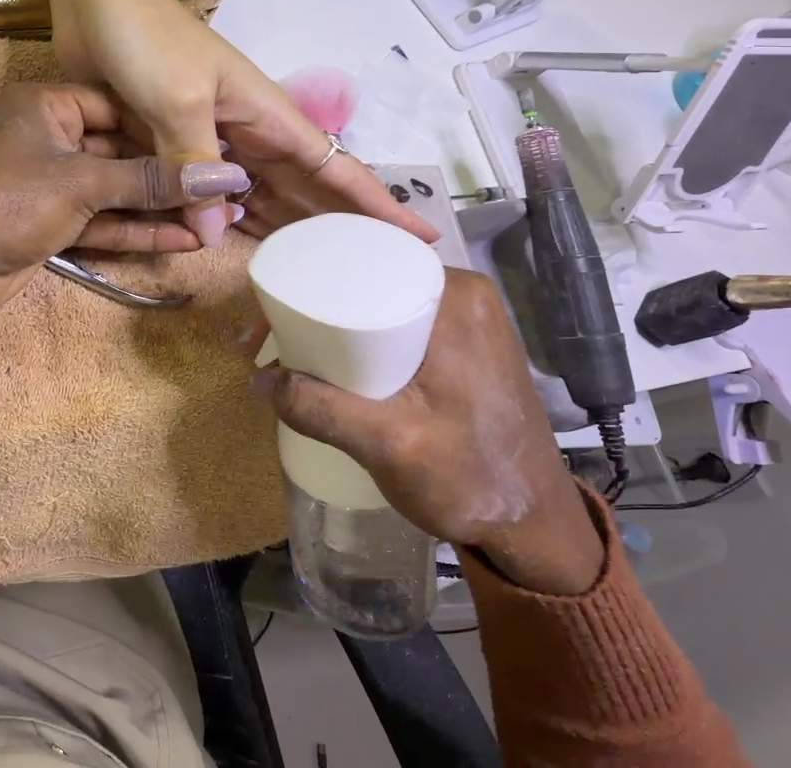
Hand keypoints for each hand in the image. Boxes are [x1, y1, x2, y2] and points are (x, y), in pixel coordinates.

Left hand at [0, 83, 245, 332]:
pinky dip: (133, 230)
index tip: (222, 145)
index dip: (171, 128)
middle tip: (230, 191)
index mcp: (47, 104)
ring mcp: (48, 183)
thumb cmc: (7, 201)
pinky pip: (98, 220)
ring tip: (216, 224)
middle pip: (122, 151)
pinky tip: (181, 241)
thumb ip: (150, 180)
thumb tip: (222, 180)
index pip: (121, 106)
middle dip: (171, 175)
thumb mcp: (82, 183)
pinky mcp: (47, 221)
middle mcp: (48, 137)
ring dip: (158, 208)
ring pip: (113, 191)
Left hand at [38, 0, 435, 247]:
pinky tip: (232, 240)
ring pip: (255, 192)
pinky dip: (220, 214)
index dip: (375, 204)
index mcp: (263, 113)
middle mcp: (245, 130)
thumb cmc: (145, 41)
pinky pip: (205, 189)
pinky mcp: (169, 143)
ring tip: (311, 272)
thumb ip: (195, 164)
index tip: (419, 239)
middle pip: (301, 188)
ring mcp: (208, 138)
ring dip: (280, 226)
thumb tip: (215, 232)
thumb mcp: (177, 101)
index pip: (334, 166)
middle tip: (365, 275)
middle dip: (333, 227)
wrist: (97, 2)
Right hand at [255, 269, 603, 594]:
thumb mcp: (388, 444)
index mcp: (454, 296)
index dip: (300, 288)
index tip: (263, 327)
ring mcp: (464, 320)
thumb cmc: (471, 476)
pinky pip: (391, 325)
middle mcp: (462, 295)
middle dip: (306, 311)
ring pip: (373, 306)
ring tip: (284, 360)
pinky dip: (353, 341)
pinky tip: (325, 367)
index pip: (360, 265)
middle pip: (362, 284)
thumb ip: (320, 410)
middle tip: (262, 346)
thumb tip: (257, 380)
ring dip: (327, 328)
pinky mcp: (460, 345)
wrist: (534, 526)